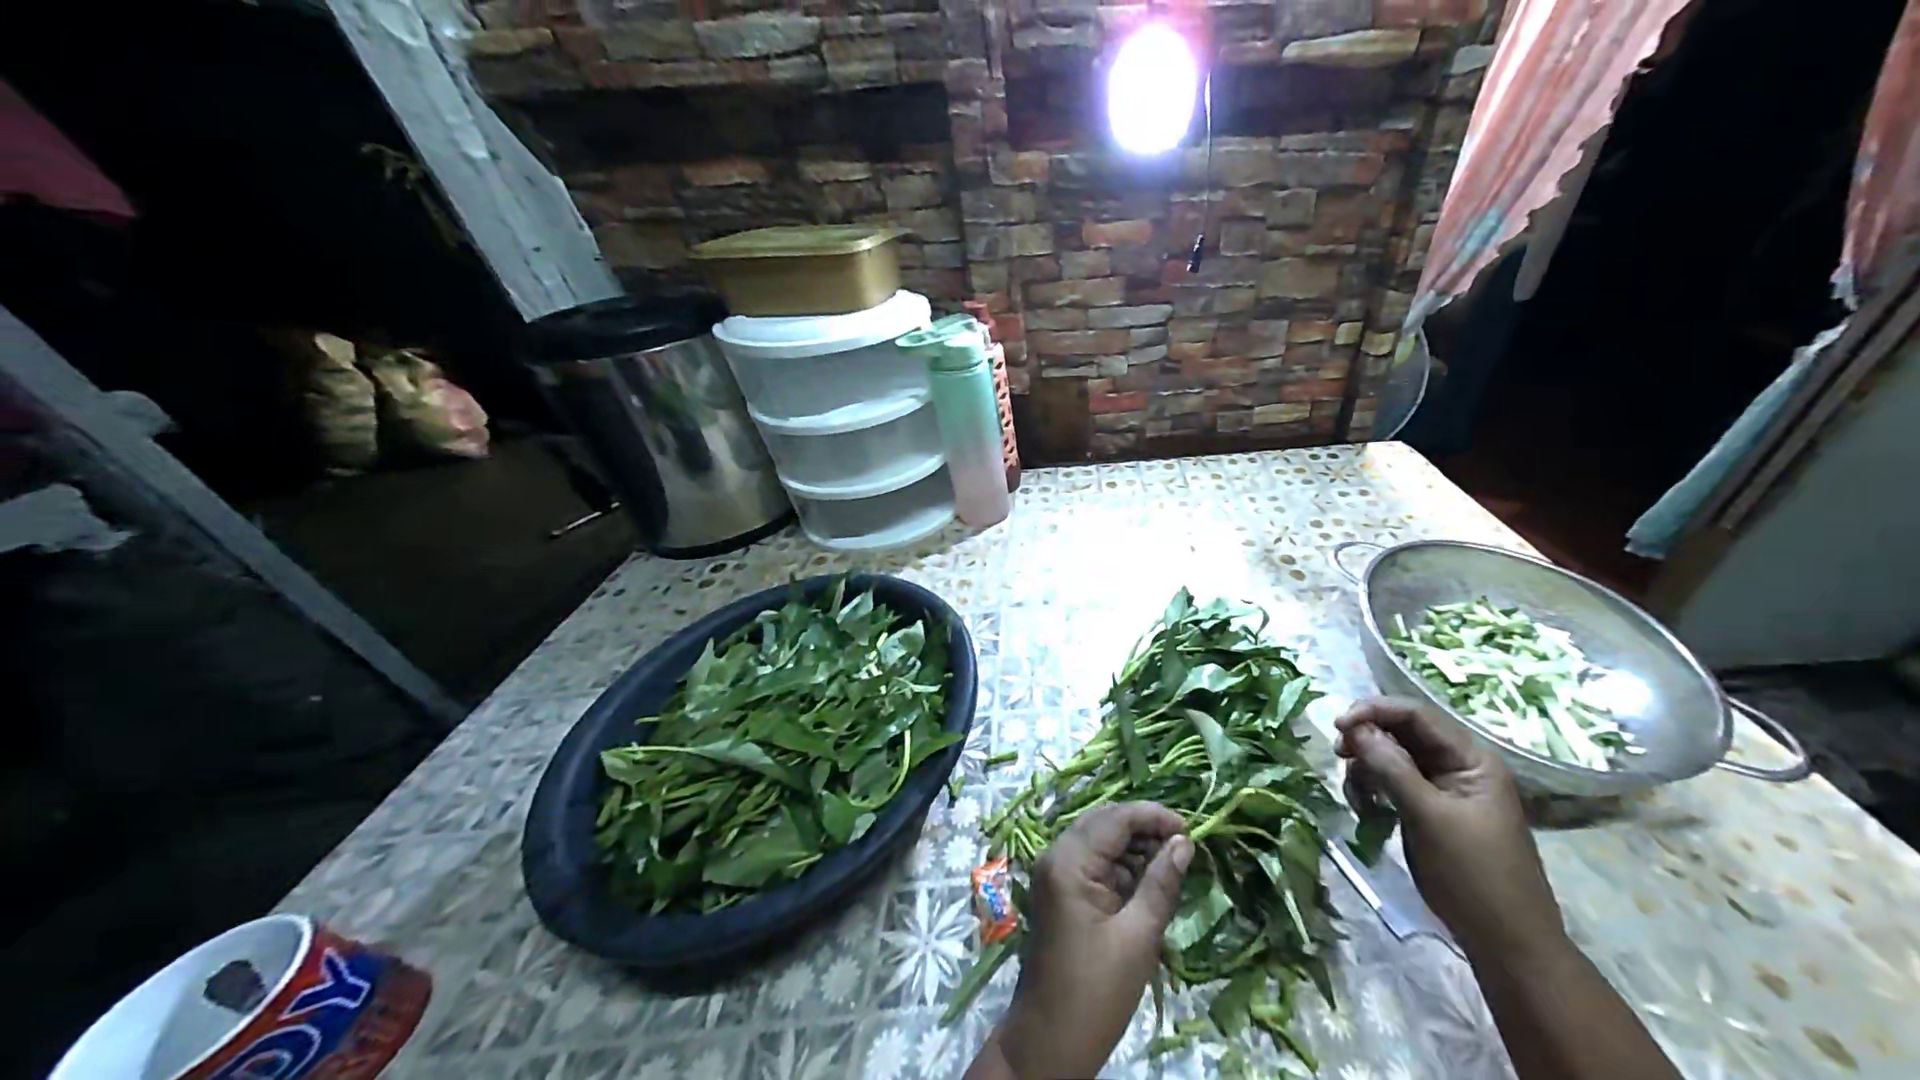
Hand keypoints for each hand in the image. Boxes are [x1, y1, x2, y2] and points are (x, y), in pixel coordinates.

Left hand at [995, 802, 1192, 1078]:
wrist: (1048, 1039)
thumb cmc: (1096, 992)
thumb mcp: (1138, 937)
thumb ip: (1161, 883)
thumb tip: (1184, 842)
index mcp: (1068, 861)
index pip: (1114, 818)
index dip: (1153, 816)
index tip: (1192, 829)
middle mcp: (1056, 857)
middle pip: (1105, 823)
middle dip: (1145, 829)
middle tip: (1185, 846)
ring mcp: (1056, 874)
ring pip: (1100, 842)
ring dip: (1135, 847)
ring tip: (1173, 865)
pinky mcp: (1061, 892)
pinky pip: (1094, 864)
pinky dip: (1122, 867)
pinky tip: (1149, 882)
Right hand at [1335, 698, 1564, 957]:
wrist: (1504, 939)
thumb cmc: (1474, 873)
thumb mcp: (1428, 816)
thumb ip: (1391, 767)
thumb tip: (1354, 728)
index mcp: (1471, 758)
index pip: (1415, 714)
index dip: (1374, 711)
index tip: (1337, 725)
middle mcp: (1456, 765)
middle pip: (1399, 732)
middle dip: (1366, 741)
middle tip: (1340, 757)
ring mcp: (1441, 787)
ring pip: (1389, 757)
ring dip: (1365, 769)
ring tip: (1357, 797)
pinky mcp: (1426, 808)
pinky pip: (1389, 782)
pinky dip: (1370, 790)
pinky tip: (1366, 811)